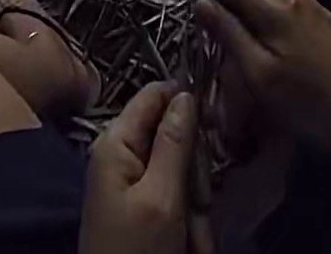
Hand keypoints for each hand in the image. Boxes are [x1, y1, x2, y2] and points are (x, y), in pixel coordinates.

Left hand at [80, 82, 210, 253]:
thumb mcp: (161, 198)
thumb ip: (174, 142)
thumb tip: (185, 92)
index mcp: (116, 142)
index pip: (154, 94)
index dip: (184, 98)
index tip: (214, 118)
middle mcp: (122, 154)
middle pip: (171, 133)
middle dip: (193, 168)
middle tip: (199, 201)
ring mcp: (131, 183)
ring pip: (181, 169)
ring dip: (195, 202)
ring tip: (192, 237)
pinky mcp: (143, 208)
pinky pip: (176, 197)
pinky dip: (188, 221)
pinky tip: (190, 245)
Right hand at [192, 0, 330, 152]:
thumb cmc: (309, 101)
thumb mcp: (260, 73)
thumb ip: (229, 33)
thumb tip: (201, 3)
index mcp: (274, 4)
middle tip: (197, 9)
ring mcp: (308, 2)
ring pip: (262, 0)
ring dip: (242, 9)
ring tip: (223, 28)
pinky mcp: (319, 15)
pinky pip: (279, 8)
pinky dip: (261, 17)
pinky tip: (257, 37)